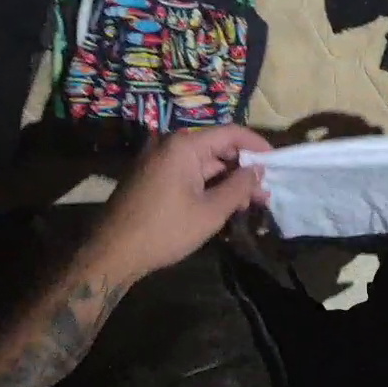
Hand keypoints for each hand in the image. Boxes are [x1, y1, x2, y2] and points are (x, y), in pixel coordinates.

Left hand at [88, 126, 271, 277]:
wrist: (111, 254)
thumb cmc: (165, 230)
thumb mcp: (211, 211)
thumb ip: (239, 186)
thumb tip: (258, 171)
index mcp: (184, 146)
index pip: (231, 133)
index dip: (257, 145)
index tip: (276, 162)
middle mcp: (170, 145)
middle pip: (218, 147)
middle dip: (243, 168)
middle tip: (264, 191)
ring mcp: (158, 160)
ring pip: (204, 162)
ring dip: (227, 179)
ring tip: (249, 203)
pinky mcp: (152, 176)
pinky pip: (188, 171)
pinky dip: (208, 184)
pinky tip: (224, 203)